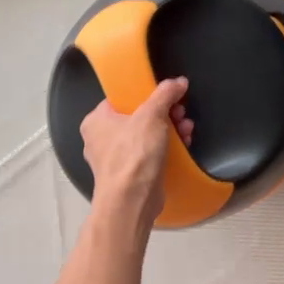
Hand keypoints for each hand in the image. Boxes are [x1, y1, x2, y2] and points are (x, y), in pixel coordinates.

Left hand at [79, 77, 195, 228]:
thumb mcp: (152, 114)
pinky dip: (166, 147)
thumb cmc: (134, 153)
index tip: (166, 94)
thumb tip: (179, 81)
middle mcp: (101, 138)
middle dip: (165, 113)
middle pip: (138, 115)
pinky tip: (183, 144)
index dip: (146, 93)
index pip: (122, 97)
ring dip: (170, 129)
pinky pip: (149, 153)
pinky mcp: (129, 174)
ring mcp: (114, 158)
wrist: (131, 201)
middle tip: (181, 113)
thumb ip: (166, 94)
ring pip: (146, 135)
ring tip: (186, 129)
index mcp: (96, 121)